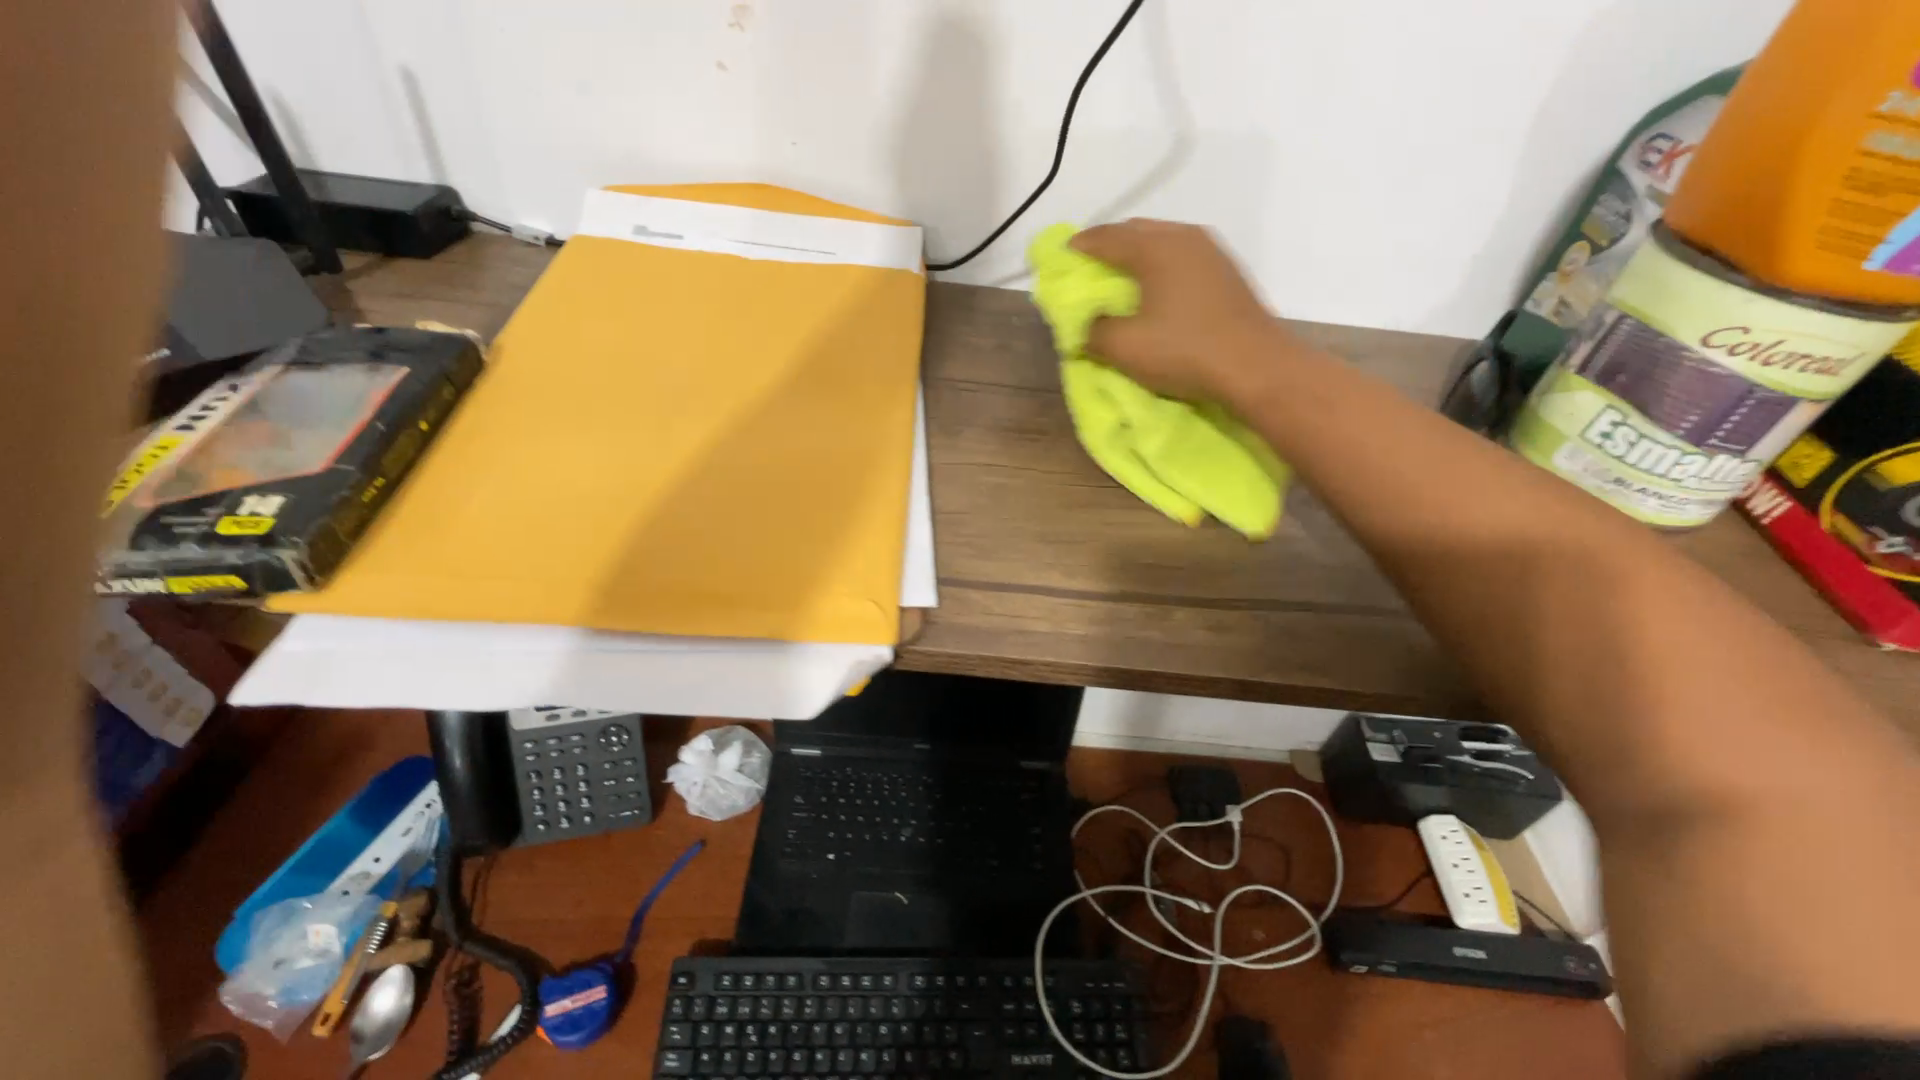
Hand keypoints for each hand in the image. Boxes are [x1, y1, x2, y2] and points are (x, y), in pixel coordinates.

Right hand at [1070, 219, 1285, 403]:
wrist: (1257, 367)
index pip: (1105, 237)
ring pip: (1163, 241)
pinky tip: (1158, 289)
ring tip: (1122, 278)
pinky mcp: (1228, 272)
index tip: (1062, 258)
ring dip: (1138, 255)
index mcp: (1154, 248)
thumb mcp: (1125, 348)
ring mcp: (1211, 252)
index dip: (1079, 247)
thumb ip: (1094, 331)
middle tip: (1089, 267)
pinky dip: (1162, 266)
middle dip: (1109, 246)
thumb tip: (1084, 326)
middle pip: (1136, 231)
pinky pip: (1183, 257)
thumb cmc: (1186, 351)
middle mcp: (1184, 237)